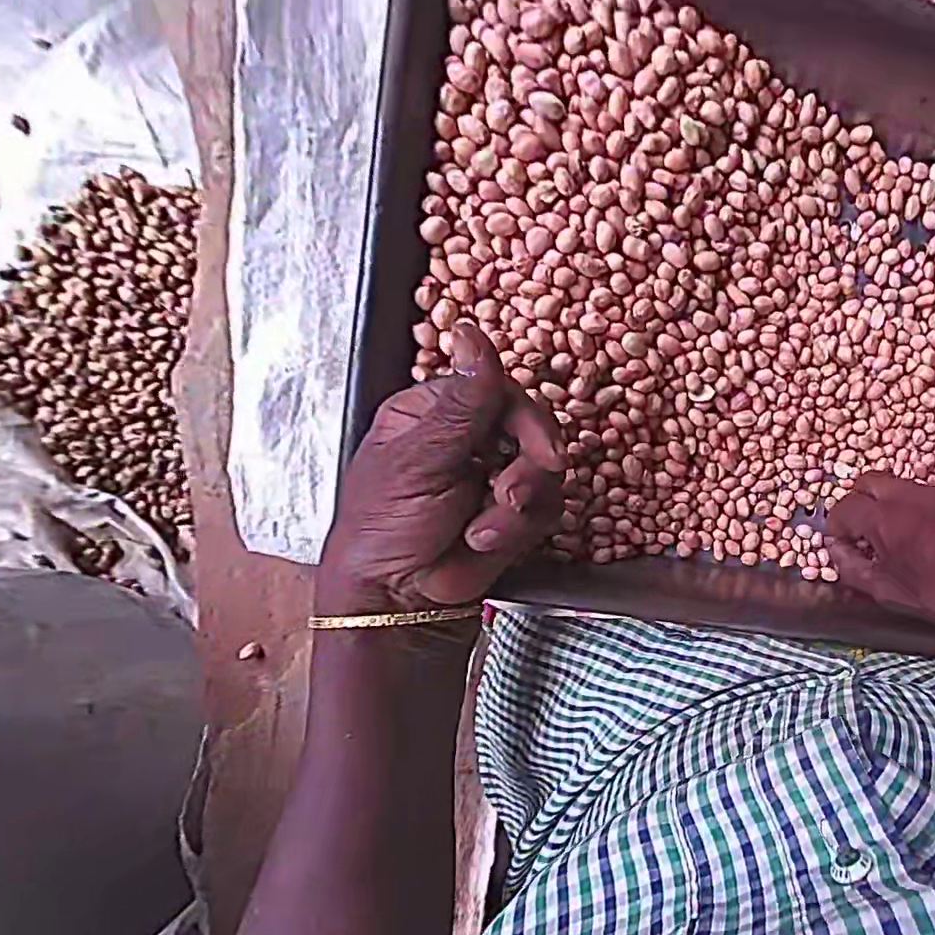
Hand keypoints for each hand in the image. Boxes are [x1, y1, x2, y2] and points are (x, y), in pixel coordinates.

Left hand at [316, 321, 566, 614]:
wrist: (400, 600)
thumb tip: (473, 334)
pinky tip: (486, 543)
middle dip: (529, 469)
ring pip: (546, 472)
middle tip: (510, 497)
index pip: (500, 392)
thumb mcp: (418, 461)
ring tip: (481, 533)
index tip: (543, 450)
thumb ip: (460, 404)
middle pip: (533, 430)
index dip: (528, 419)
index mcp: (437, 413)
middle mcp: (471, 439)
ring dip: (519, 508)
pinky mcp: (516, 512)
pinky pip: (548, 507)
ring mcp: (497, 476)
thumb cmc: (386, 528)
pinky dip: (521, 529)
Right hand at [826, 473, 934, 635]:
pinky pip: (924, 493)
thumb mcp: (889, 592)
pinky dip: (913, 507)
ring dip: (885, 504)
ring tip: (893, 537)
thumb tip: (835, 551)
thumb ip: (852, 568)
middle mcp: (912, 497)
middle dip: (857, 503)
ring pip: (897, 485)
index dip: (837, 525)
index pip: (846, 507)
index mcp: (890, 521)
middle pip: (868, 481)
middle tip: (860, 531)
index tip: (841, 542)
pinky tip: (922, 536)